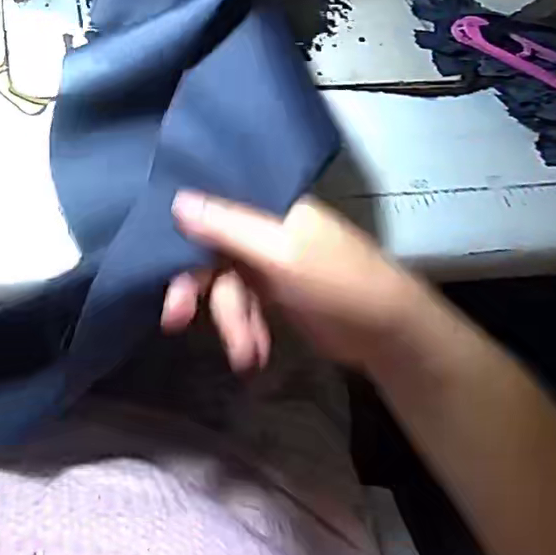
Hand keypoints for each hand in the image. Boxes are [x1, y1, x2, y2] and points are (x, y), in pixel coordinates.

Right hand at [161, 190, 436, 374]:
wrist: (395, 337)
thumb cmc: (339, 282)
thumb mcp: (280, 252)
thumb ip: (226, 227)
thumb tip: (175, 199)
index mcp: (265, 205)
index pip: (207, 208)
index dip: (180, 236)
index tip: (160, 266)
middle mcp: (260, 227)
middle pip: (208, 251)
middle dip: (196, 289)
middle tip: (173, 319)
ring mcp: (266, 260)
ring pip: (224, 285)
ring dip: (230, 321)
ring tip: (246, 355)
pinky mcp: (272, 291)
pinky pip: (242, 304)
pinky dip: (245, 329)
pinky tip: (256, 354)